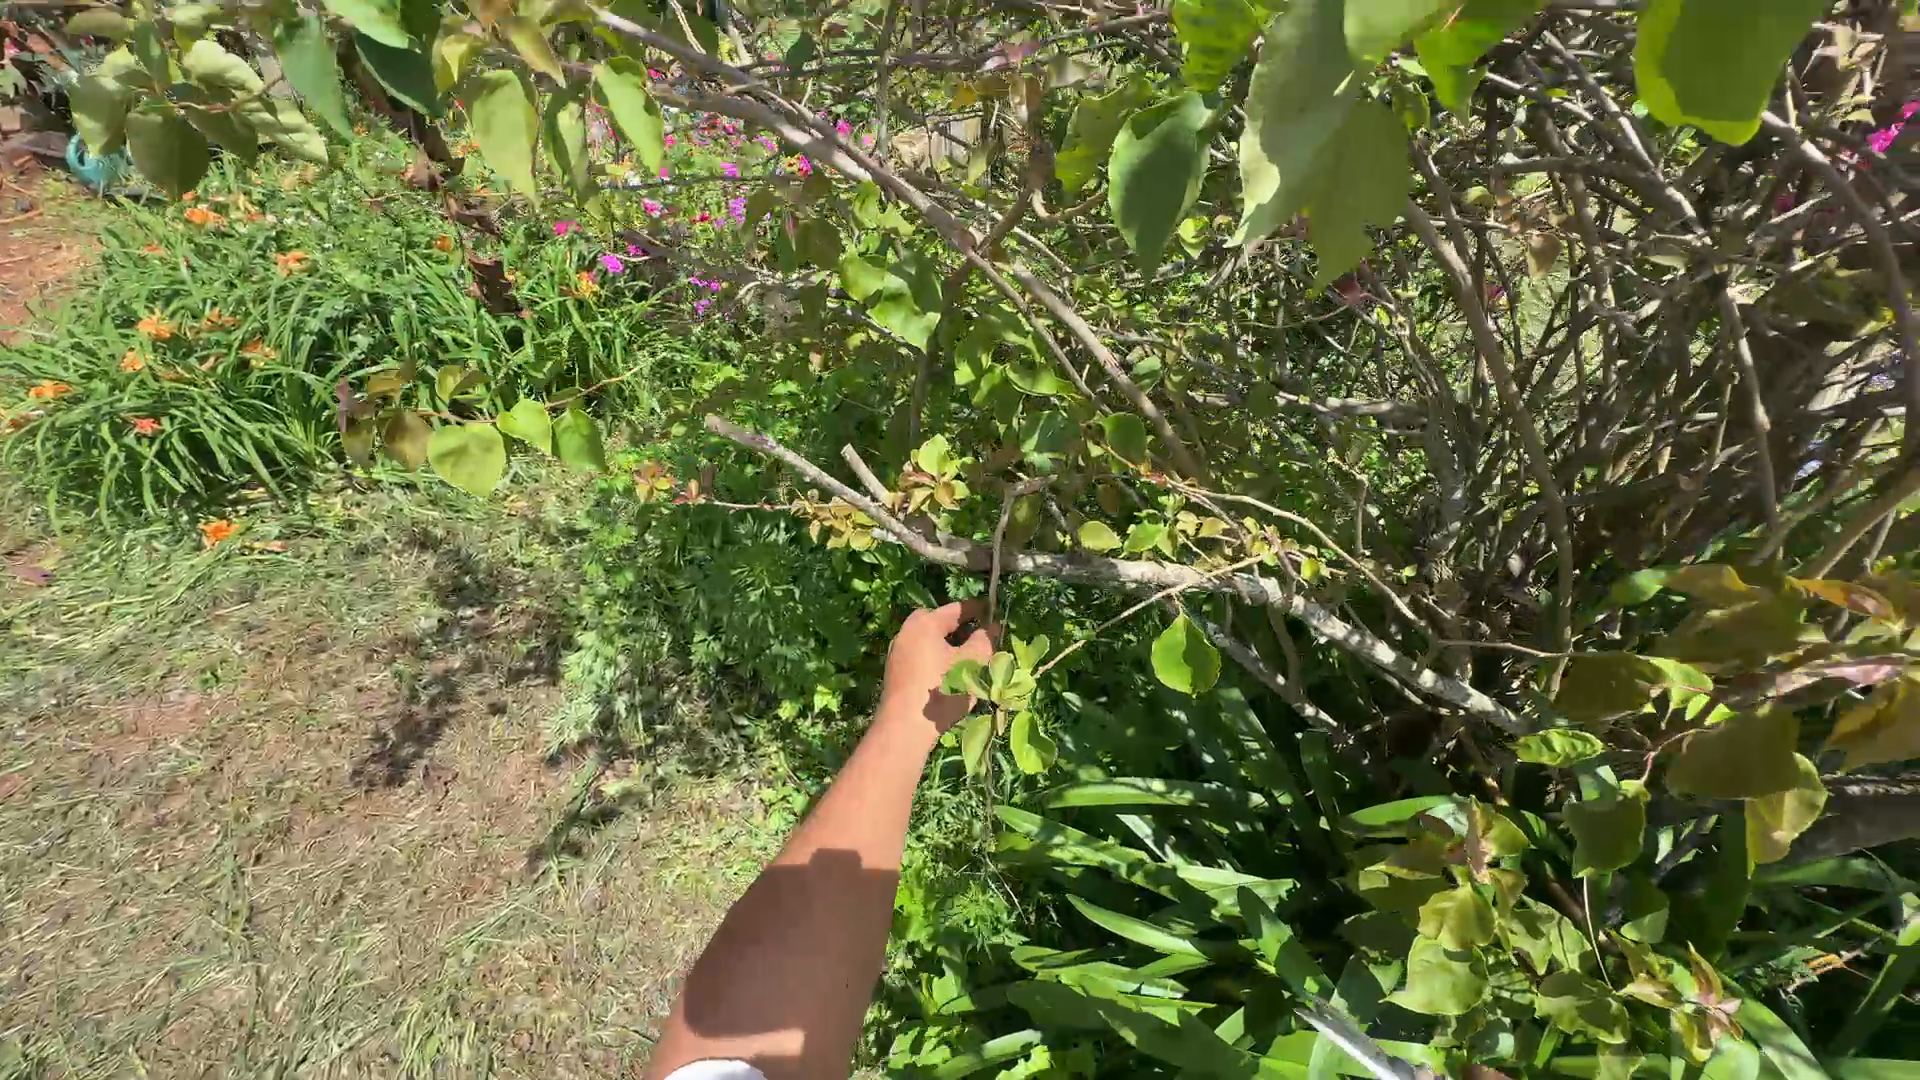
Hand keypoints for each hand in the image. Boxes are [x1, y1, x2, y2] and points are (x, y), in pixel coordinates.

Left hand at [878, 601, 996, 733]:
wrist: (905, 727)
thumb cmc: (942, 690)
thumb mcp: (972, 662)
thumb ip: (984, 639)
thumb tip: (991, 626)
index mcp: (924, 623)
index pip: (956, 608)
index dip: (978, 609)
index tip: (994, 611)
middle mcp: (907, 632)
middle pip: (938, 621)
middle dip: (960, 626)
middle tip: (980, 634)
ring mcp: (898, 652)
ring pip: (929, 640)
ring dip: (948, 644)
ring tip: (969, 656)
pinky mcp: (895, 672)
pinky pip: (920, 655)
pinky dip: (936, 657)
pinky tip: (950, 673)